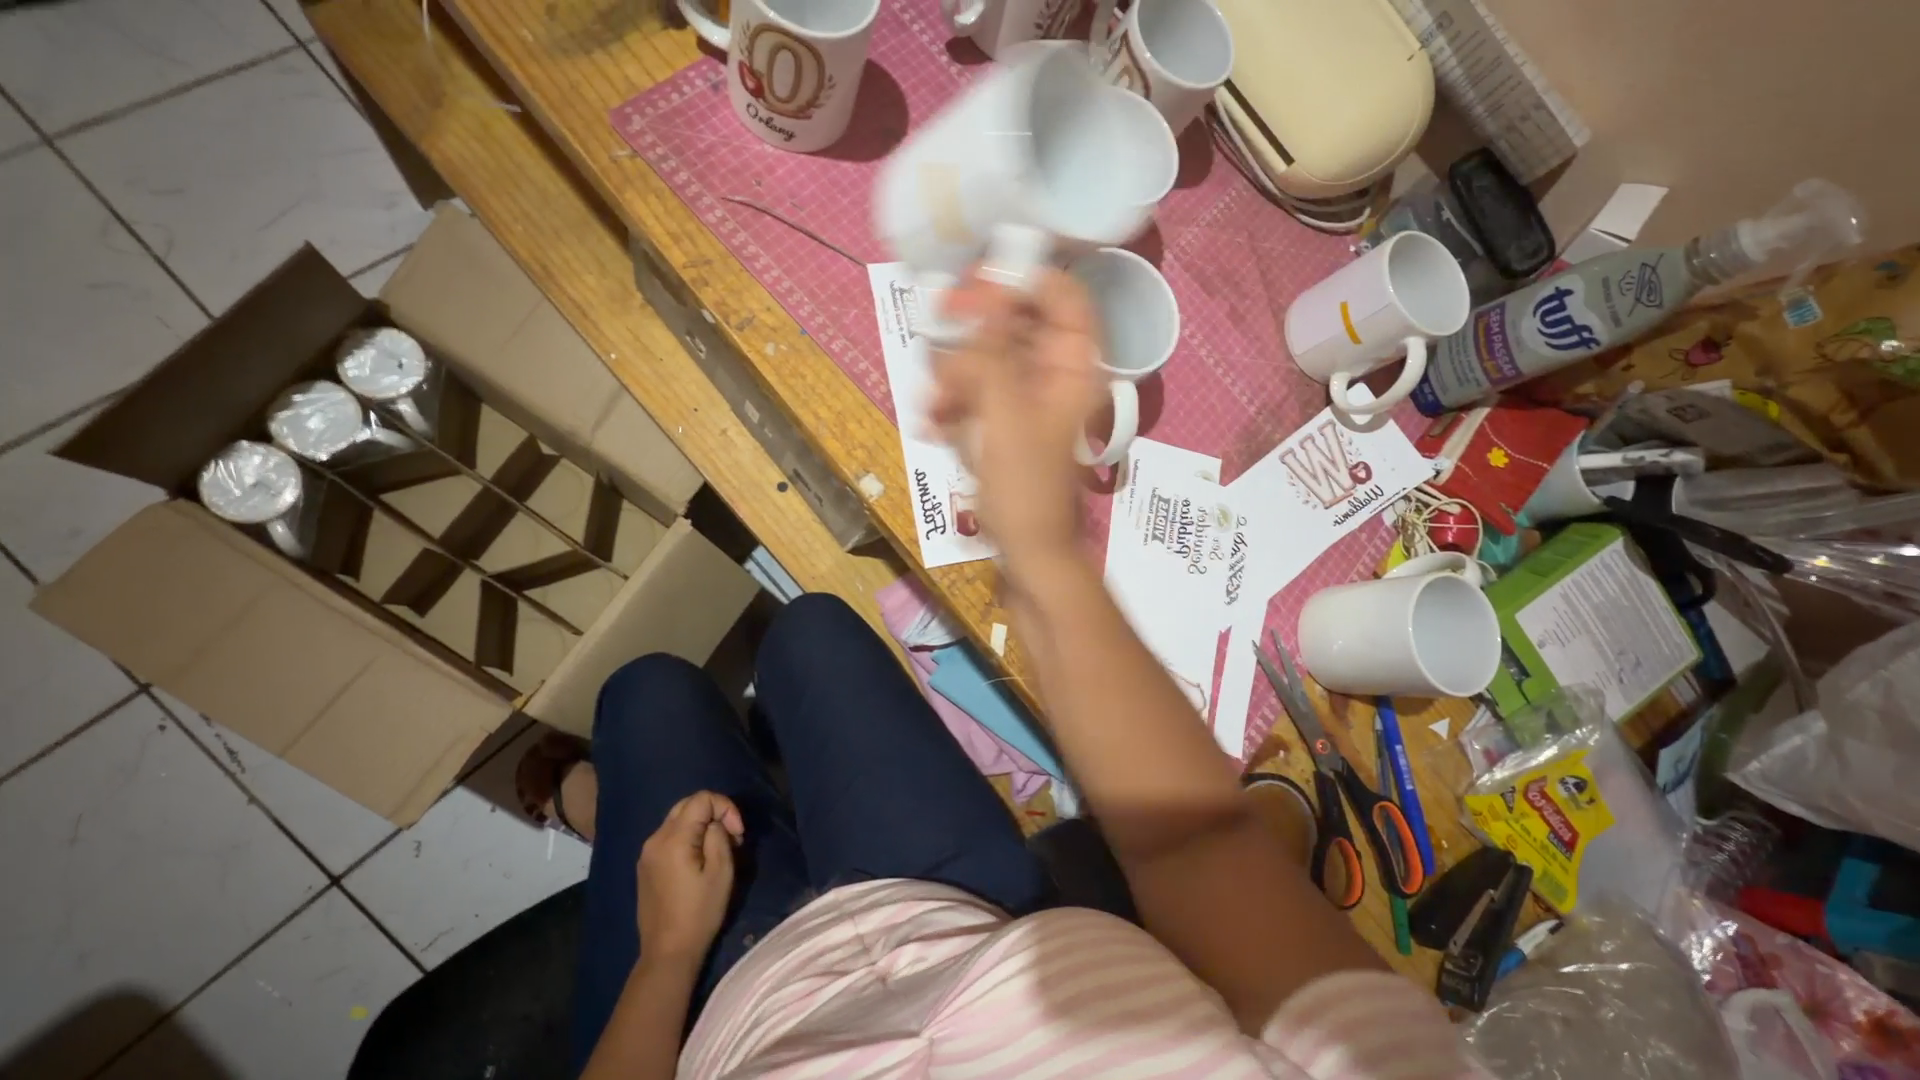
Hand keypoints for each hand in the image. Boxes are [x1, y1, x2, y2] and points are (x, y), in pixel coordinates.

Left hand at [637, 791, 743, 965]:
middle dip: (714, 813)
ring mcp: (647, 853)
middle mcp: (655, 839)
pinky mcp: (646, 866)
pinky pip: (669, 837)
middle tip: (732, 838)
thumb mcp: (721, 872)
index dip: (726, 808)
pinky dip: (689, 837)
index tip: (738, 834)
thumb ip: (719, 837)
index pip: (701, 799)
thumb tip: (715, 824)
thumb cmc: (699, 913)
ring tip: (720, 850)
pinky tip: (701, 860)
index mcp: (672, 839)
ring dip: (702, 825)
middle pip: (687, 805)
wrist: (667, 951)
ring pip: (678, 820)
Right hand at [927, 267, 1104, 578]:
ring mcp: (1029, 395)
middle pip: (1015, 318)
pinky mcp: (1005, 419)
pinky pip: (976, 388)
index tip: (972, 287)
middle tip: (936, 334)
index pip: (1059, 292)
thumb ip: (990, 352)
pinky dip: (955, 401)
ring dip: (954, 375)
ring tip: (936, 409)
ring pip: (987, 354)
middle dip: (972, 333)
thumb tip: (978, 299)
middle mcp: (1055, 370)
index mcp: (1075, 363)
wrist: (1027, 553)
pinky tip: (938, 425)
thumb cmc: (1024, 488)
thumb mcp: (1005, 414)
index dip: (1018, 279)